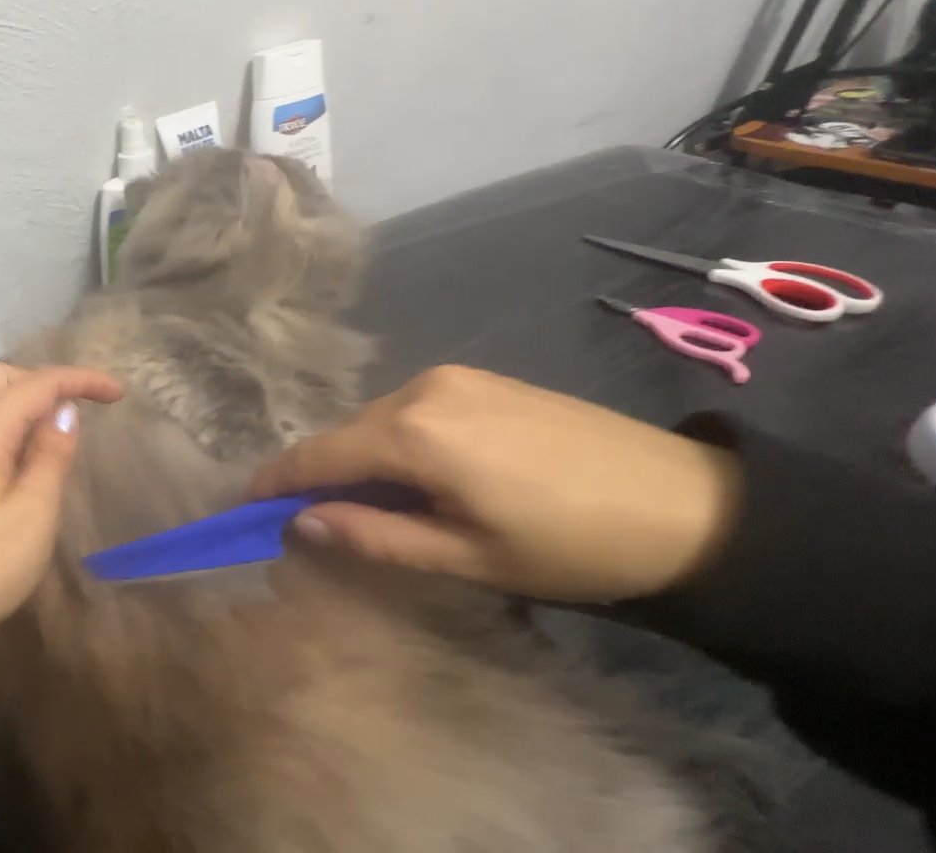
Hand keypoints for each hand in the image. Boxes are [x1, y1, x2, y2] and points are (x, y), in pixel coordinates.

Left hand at [0, 362, 123, 677]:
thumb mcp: (33, 513)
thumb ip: (51, 454)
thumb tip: (63, 409)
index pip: (35, 384)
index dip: (79, 379)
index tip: (117, 393)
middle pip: (0, 378)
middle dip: (43, 381)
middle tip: (81, 407)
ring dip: (18, 400)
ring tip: (52, 433)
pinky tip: (14, 454)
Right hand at [251, 366, 742, 601]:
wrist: (693, 507)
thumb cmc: (570, 546)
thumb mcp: (464, 558)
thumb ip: (372, 536)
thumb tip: (300, 522)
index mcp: (412, 433)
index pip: (315, 455)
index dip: (273, 482)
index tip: (242, 508)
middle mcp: (420, 389)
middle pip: (342, 435)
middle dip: (318, 475)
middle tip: (314, 523)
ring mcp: (453, 377)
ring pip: (375, 420)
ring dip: (360, 459)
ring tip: (378, 506)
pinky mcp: (480, 378)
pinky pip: (410, 409)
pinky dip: (395, 441)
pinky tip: (423, 475)